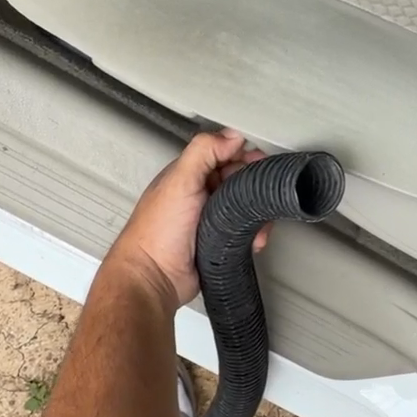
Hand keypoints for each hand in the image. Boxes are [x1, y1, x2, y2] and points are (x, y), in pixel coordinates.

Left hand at [99, 129, 267, 312]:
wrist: (154, 281)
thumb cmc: (156, 236)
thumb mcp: (179, 182)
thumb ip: (203, 152)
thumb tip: (231, 135)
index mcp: (188, 175)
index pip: (223, 152)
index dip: (243, 153)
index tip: (258, 161)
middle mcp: (199, 194)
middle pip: (239, 178)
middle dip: (255, 185)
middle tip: (261, 194)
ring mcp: (210, 218)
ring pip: (246, 205)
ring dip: (257, 212)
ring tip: (258, 220)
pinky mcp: (220, 241)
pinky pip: (246, 229)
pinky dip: (255, 232)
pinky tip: (254, 238)